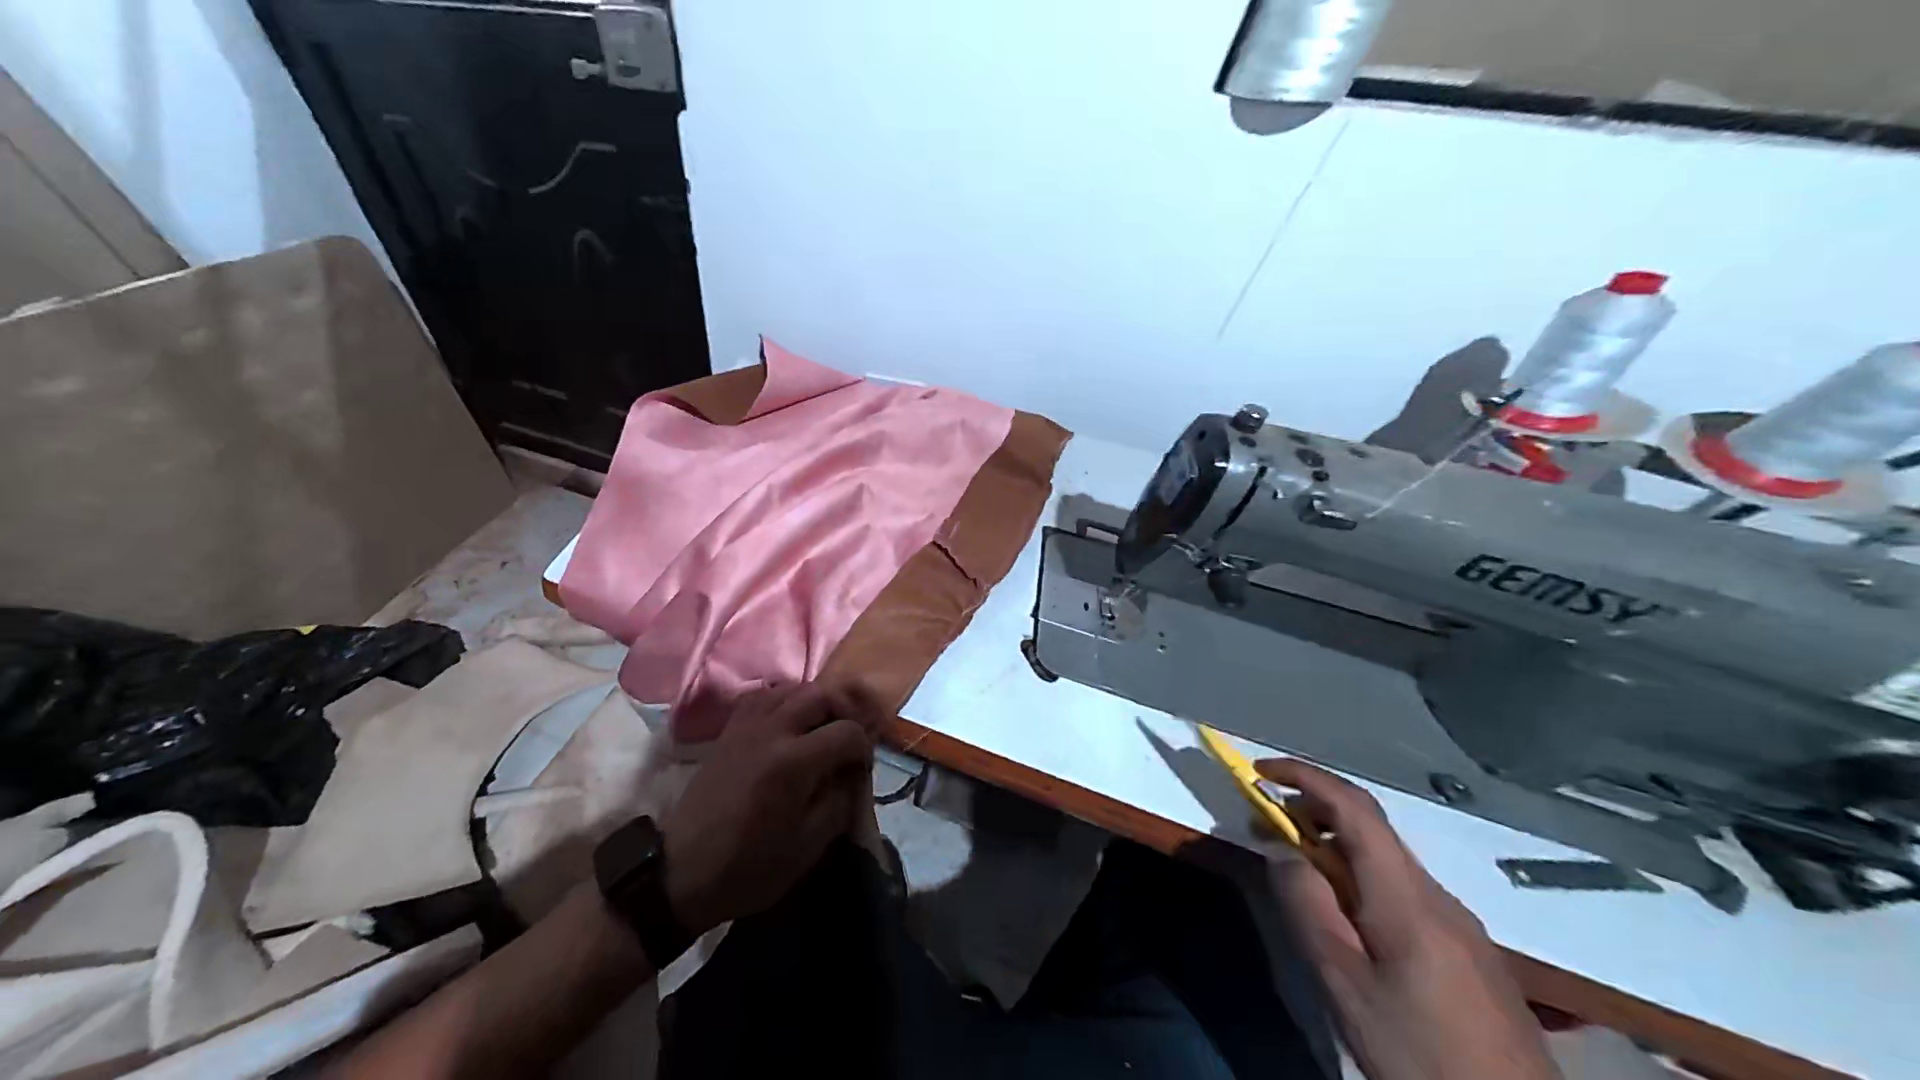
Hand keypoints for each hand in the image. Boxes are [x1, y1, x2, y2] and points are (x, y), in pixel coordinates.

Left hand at [660, 682, 880, 935]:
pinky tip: (791, 722)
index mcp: (793, 762)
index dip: (864, 748)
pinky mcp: (730, 730)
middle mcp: (771, 731)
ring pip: (793, 688)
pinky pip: (765, 696)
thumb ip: (840, 801)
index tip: (861, 771)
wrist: (683, 873)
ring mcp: (747, 726)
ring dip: (817, 701)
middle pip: (822, 694)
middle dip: (846, 711)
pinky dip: (786, 700)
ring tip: (824, 727)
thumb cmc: (750, 867)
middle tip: (851, 738)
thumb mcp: (809, 845)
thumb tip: (853, 774)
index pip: (848, 731)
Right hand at [1255, 759, 1560, 1079]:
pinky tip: (1346, 920)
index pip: (1354, 807)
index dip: (1305, 776)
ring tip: (1297, 876)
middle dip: (1313, 812)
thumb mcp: (1343, 981)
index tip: (1260, 771)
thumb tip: (1282, 849)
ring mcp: (1458, 921)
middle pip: (1370, 828)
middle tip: (1266, 829)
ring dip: (1334, 848)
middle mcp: (1437, 894)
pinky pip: (1402, 889)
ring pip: (1385, 860)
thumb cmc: (1419, 1051)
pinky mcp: (1467, 948)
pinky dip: (1359, 878)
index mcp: (1406, 895)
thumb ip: (1307, 906)